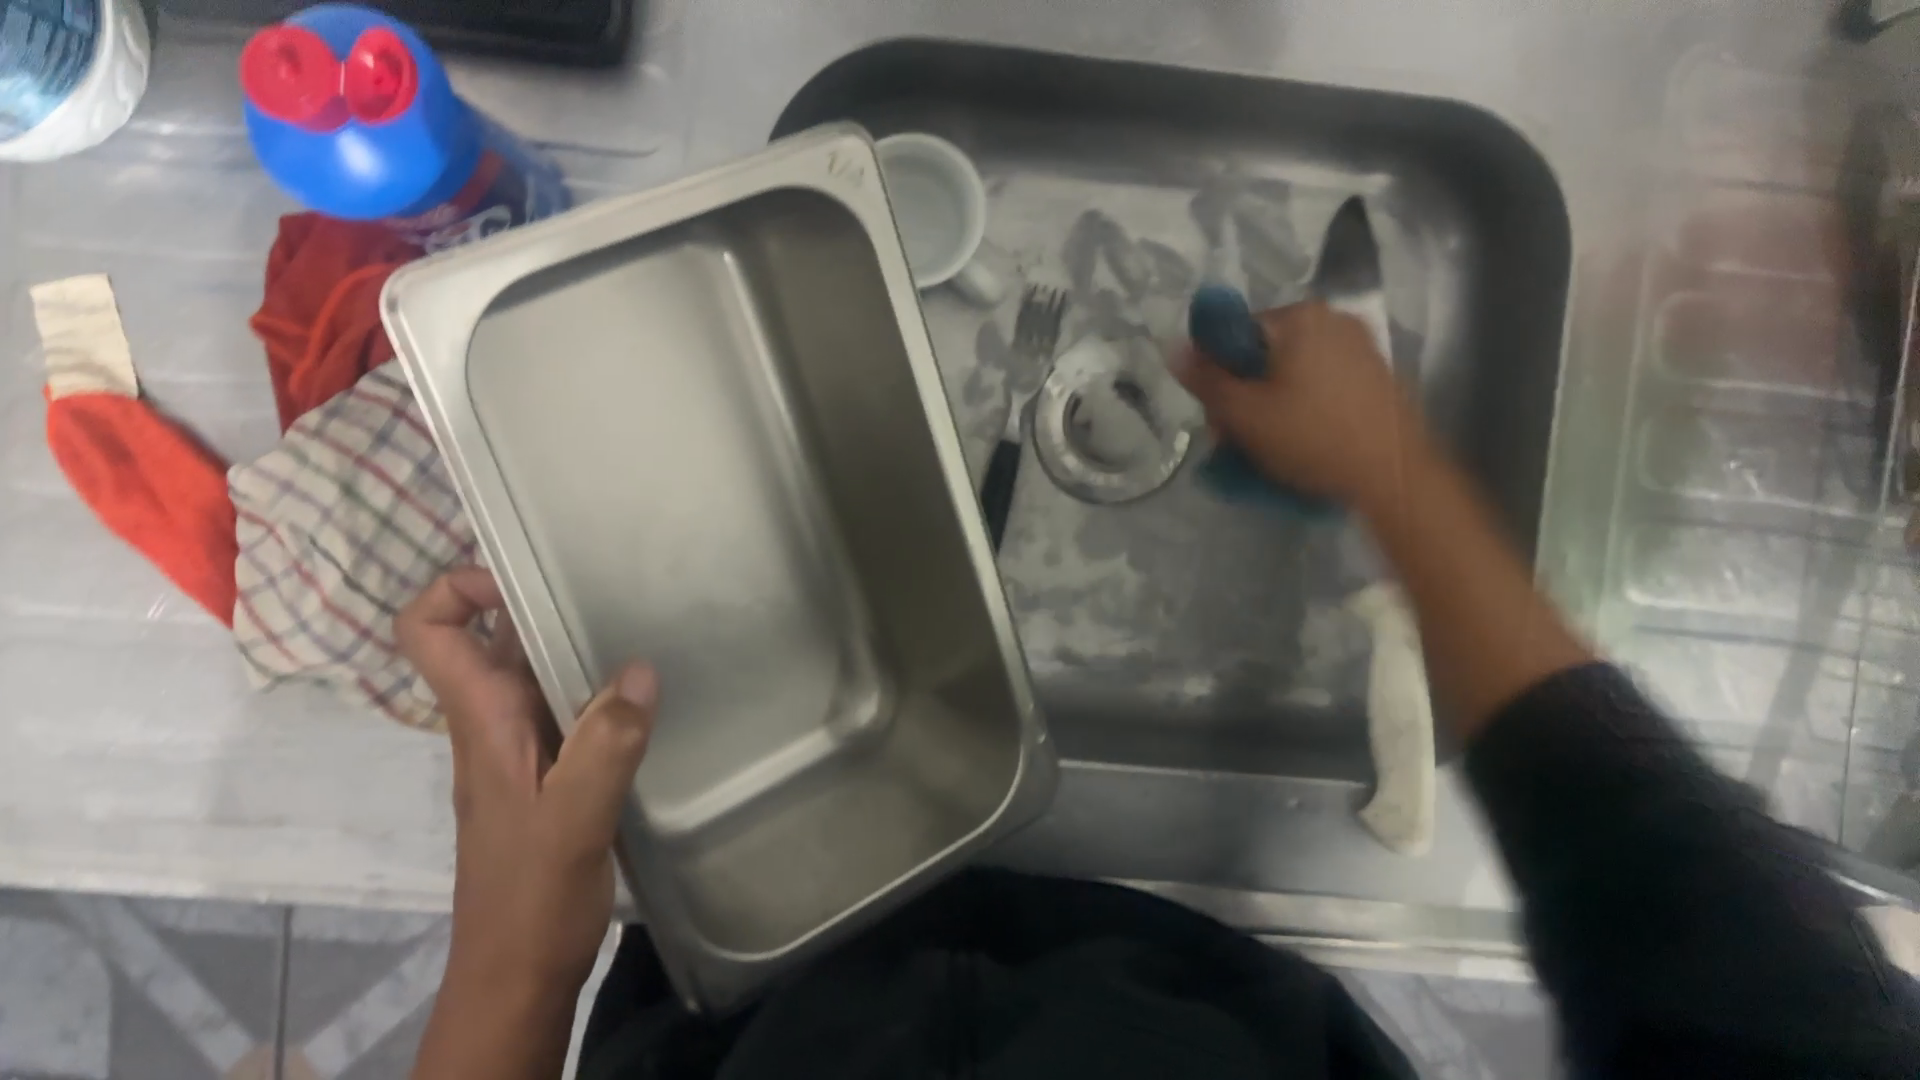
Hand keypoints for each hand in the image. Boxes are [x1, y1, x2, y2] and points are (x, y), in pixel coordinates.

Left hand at [396, 566, 656, 996]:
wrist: (521, 969)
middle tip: (609, 580)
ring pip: (539, 671)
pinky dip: (603, 685)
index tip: (520, 578)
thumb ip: (605, 745)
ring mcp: (528, 747)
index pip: (427, 634)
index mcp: (482, 723)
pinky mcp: (559, 770)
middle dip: (538, 601)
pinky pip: (575, 705)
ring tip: (641, 619)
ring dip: (578, 641)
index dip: (455, 590)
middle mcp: (497, 724)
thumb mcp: (572, 819)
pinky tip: (650, 689)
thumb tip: (639, 670)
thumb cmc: (531, 895)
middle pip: (492, 640)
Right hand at [1175, 300, 1428, 509]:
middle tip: (1238, 441)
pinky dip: (1304, 409)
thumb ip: (1205, 380)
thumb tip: (1172, 347)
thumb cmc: (1312, 438)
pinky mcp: (1378, 377)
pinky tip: (1302, 443)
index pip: (1235, 334)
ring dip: (1271, 406)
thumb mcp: (1244, 415)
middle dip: (1244, 396)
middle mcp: (1334, 320)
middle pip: (1264, 355)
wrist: (1395, 476)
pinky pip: (1323, 386)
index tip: (1220, 417)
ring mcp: (1361, 347)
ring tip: (1268, 449)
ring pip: (1293, 373)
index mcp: (1300, 317)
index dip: (1218, 376)